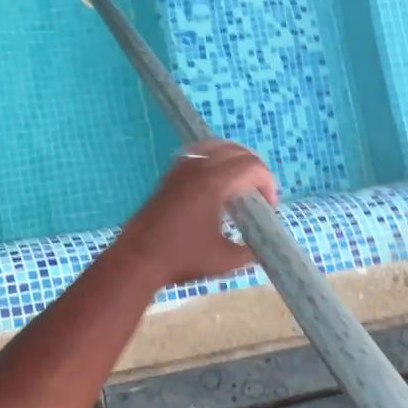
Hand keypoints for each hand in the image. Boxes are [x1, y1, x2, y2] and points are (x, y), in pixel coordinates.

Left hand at [110, 139, 278, 288]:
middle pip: (236, 151)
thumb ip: (249, 251)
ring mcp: (181, 169)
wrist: (138, 259)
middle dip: (255, 168)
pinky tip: (217, 179)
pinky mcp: (170, 176)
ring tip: (243, 182)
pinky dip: (214, 159)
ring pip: (216, 147)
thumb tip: (260, 247)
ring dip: (234, 158)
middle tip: (261, 193)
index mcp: (214, 184)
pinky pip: (198, 154)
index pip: (252, 167)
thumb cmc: (181, 259)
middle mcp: (197, 169)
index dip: (268, 183)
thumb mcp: (224, 260)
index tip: (269, 206)